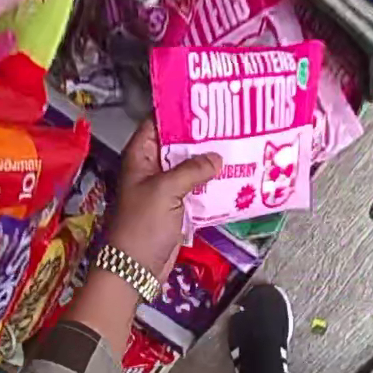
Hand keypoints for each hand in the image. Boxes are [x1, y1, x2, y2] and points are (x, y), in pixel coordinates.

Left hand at [108, 119, 221, 276]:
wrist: (136, 267)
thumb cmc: (143, 225)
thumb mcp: (166, 191)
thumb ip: (192, 170)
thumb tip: (217, 158)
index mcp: (141, 157)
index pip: (158, 123)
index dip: (179, 113)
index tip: (206, 105)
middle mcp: (152, 170)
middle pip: (178, 147)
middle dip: (201, 139)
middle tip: (229, 127)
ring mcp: (165, 191)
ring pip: (189, 171)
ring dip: (209, 165)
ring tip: (235, 150)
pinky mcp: (177, 211)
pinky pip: (196, 194)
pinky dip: (210, 189)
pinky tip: (230, 182)